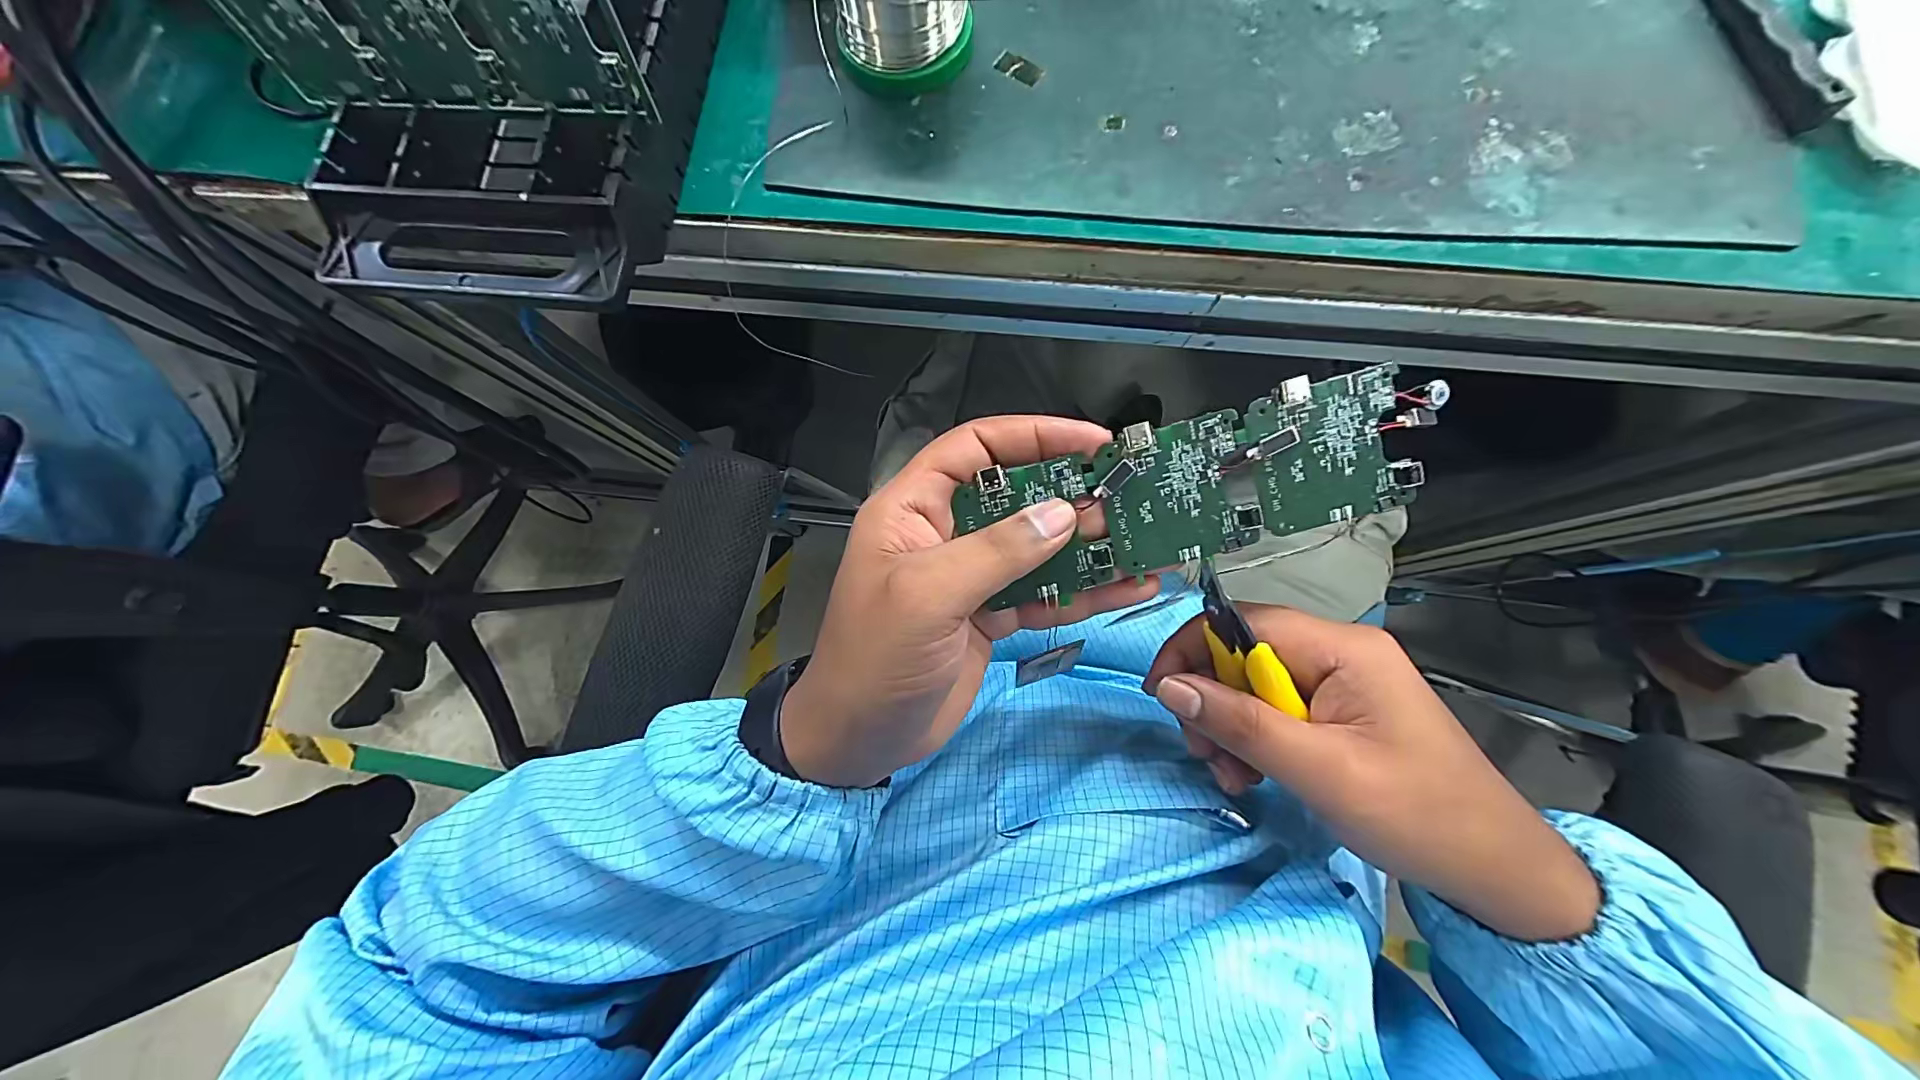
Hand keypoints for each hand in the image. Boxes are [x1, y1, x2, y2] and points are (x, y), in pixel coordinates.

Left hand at [781, 416, 1160, 788]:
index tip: (1091, 442)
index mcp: (913, 508)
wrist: (859, 740)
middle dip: (1070, 495)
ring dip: (1087, 546)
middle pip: (1015, 496)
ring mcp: (970, 577)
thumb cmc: (874, 659)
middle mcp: (944, 533)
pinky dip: (1083, 592)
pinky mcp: (990, 616)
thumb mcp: (928, 595)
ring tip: (1143, 543)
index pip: (976, 448)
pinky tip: (1127, 587)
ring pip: (1036, 547)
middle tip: (1127, 498)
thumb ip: (996, 552)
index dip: (1033, 435)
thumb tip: (1061, 514)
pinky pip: (1043, 594)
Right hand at [1144, 607, 1599, 941]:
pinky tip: (1252, 773)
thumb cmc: (1417, 816)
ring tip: (1231, 774)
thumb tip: (1169, 688)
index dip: (1192, 649)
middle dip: (1212, 700)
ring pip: (1251, 685)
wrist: (1498, 871)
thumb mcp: (1318, 771)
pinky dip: (1252, 740)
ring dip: (1228, 726)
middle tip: (1203, 752)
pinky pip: (1274, 710)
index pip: (1244, 623)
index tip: (1161, 695)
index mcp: (1343, 649)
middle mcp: (1339, 653)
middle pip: (1243, 654)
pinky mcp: (1338, 711)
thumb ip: (1240, 723)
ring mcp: (1340, 682)